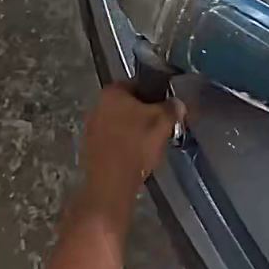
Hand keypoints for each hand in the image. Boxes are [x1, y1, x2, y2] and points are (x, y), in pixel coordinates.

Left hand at [79, 83, 183, 213]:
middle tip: (162, 123)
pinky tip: (138, 154)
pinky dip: (126, 143)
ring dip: (136, 129)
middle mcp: (97, 106)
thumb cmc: (137, 145)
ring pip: (121, 122)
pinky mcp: (91, 149)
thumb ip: (172, 108)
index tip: (168, 105)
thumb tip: (177, 103)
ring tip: (153, 141)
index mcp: (111, 92)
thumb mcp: (163, 122)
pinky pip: (114, 139)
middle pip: (129, 104)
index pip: (139, 84)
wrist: (111, 184)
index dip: (157, 93)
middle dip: (146, 112)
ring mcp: (91, 128)